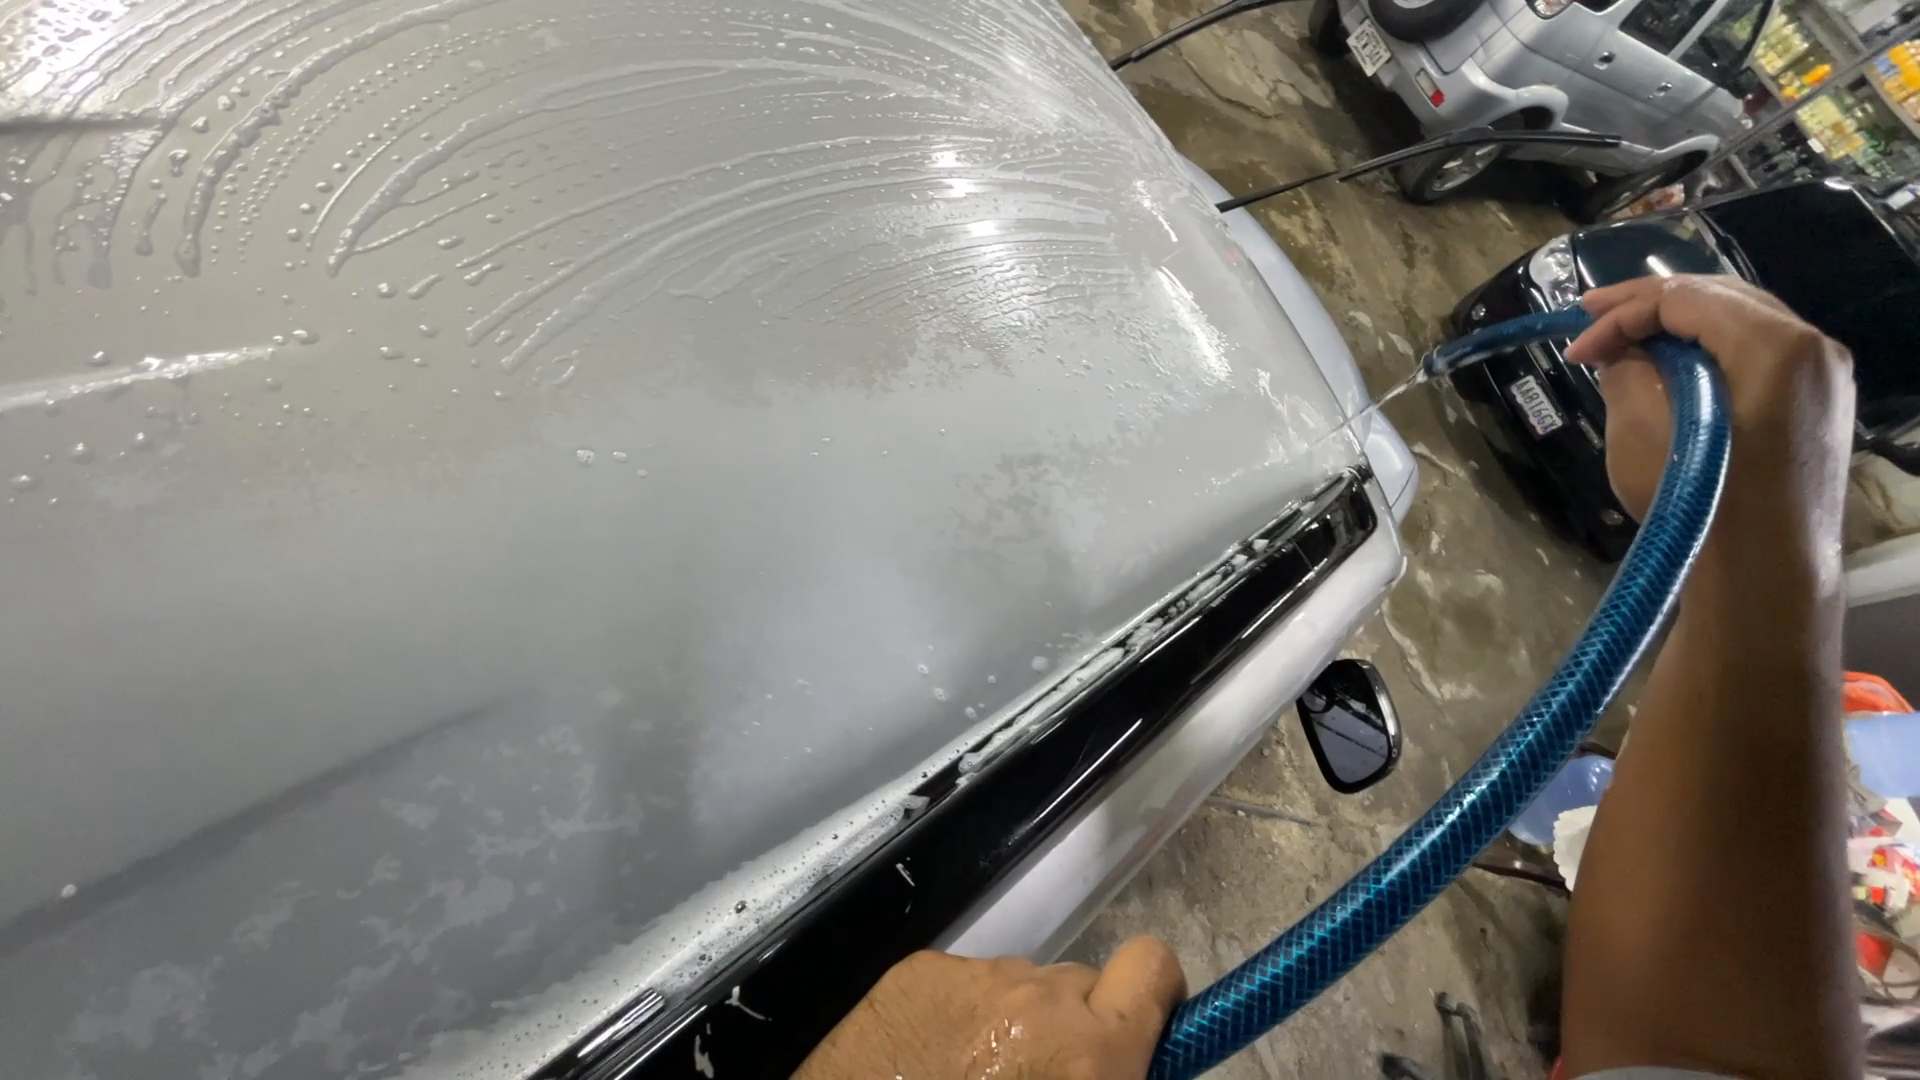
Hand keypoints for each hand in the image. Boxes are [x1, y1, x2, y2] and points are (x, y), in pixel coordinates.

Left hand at [792, 938, 1185, 1079]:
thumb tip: (1120, 1069)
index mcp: (1087, 1050)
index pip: (1153, 964)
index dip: (1156, 993)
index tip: (1142, 1027)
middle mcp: (1033, 994)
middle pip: (1080, 983)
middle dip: (1073, 1028)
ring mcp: (969, 974)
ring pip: (1020, 984)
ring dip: (1013, 1023)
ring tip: (971, 1079)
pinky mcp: (917, 968)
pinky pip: (964, 982)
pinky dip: (960, 1014)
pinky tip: (928, 1063)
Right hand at [1564, 275, 1852, 554]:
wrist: (1763, 564)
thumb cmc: (1699, 497)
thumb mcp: (1645, 430)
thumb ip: (1630, 374)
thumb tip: (1622, 351)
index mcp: (1775, 346)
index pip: (1686, 299)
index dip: (1621, 315)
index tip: (1571, 351)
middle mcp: (1810, 346)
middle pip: (1719, 296)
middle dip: (1647, 301)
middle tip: (1587, 314)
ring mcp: (1817, 374)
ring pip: (1737, 319)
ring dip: (1672, 321)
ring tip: (1619, 334)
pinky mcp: (1809, 401)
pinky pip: (1749, 350)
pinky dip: (1699, 346)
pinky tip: (1663, 362)